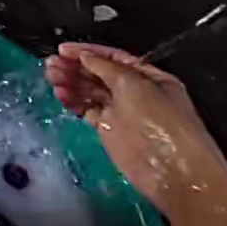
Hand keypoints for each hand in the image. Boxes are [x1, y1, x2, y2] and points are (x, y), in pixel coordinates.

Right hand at [45, 43, 226, 215]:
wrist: (175, 175)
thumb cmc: (160, 123)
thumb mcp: (134, 85)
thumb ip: (106, 67)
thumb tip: (85, 56)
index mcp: (147, 76)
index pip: (112, 57)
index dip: (87, 52)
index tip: (63, 50)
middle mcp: (134, 91)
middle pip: (99, 73)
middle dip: (75, 66)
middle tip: (50, 64)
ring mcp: (122, 112)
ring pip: (91, 91)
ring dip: (70, 82)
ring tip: (50, 77)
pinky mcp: (110, 131)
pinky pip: (88, 110)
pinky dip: (74, 102)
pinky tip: (60, 95)